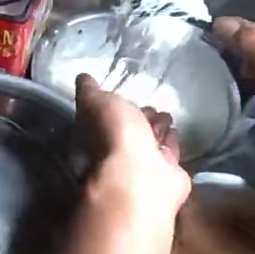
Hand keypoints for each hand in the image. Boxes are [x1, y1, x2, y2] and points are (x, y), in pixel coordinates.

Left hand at [74, 73, 189, 217]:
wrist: (141, 174)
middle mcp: (112, 155)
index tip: (122, 97)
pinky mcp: (165, 175)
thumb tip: (82, 78)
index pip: (101, 119)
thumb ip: (88, 91)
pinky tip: (172, 133)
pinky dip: (170, 142)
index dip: (113, 107)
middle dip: (137, 117)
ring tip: (163, 117)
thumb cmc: (112, 135)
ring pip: (148, 140)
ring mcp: (139, 167)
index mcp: (89, 140)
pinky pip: (168, 153)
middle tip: (147, 109)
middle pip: (127, 130)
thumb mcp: (95, 102)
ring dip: (156, 126)